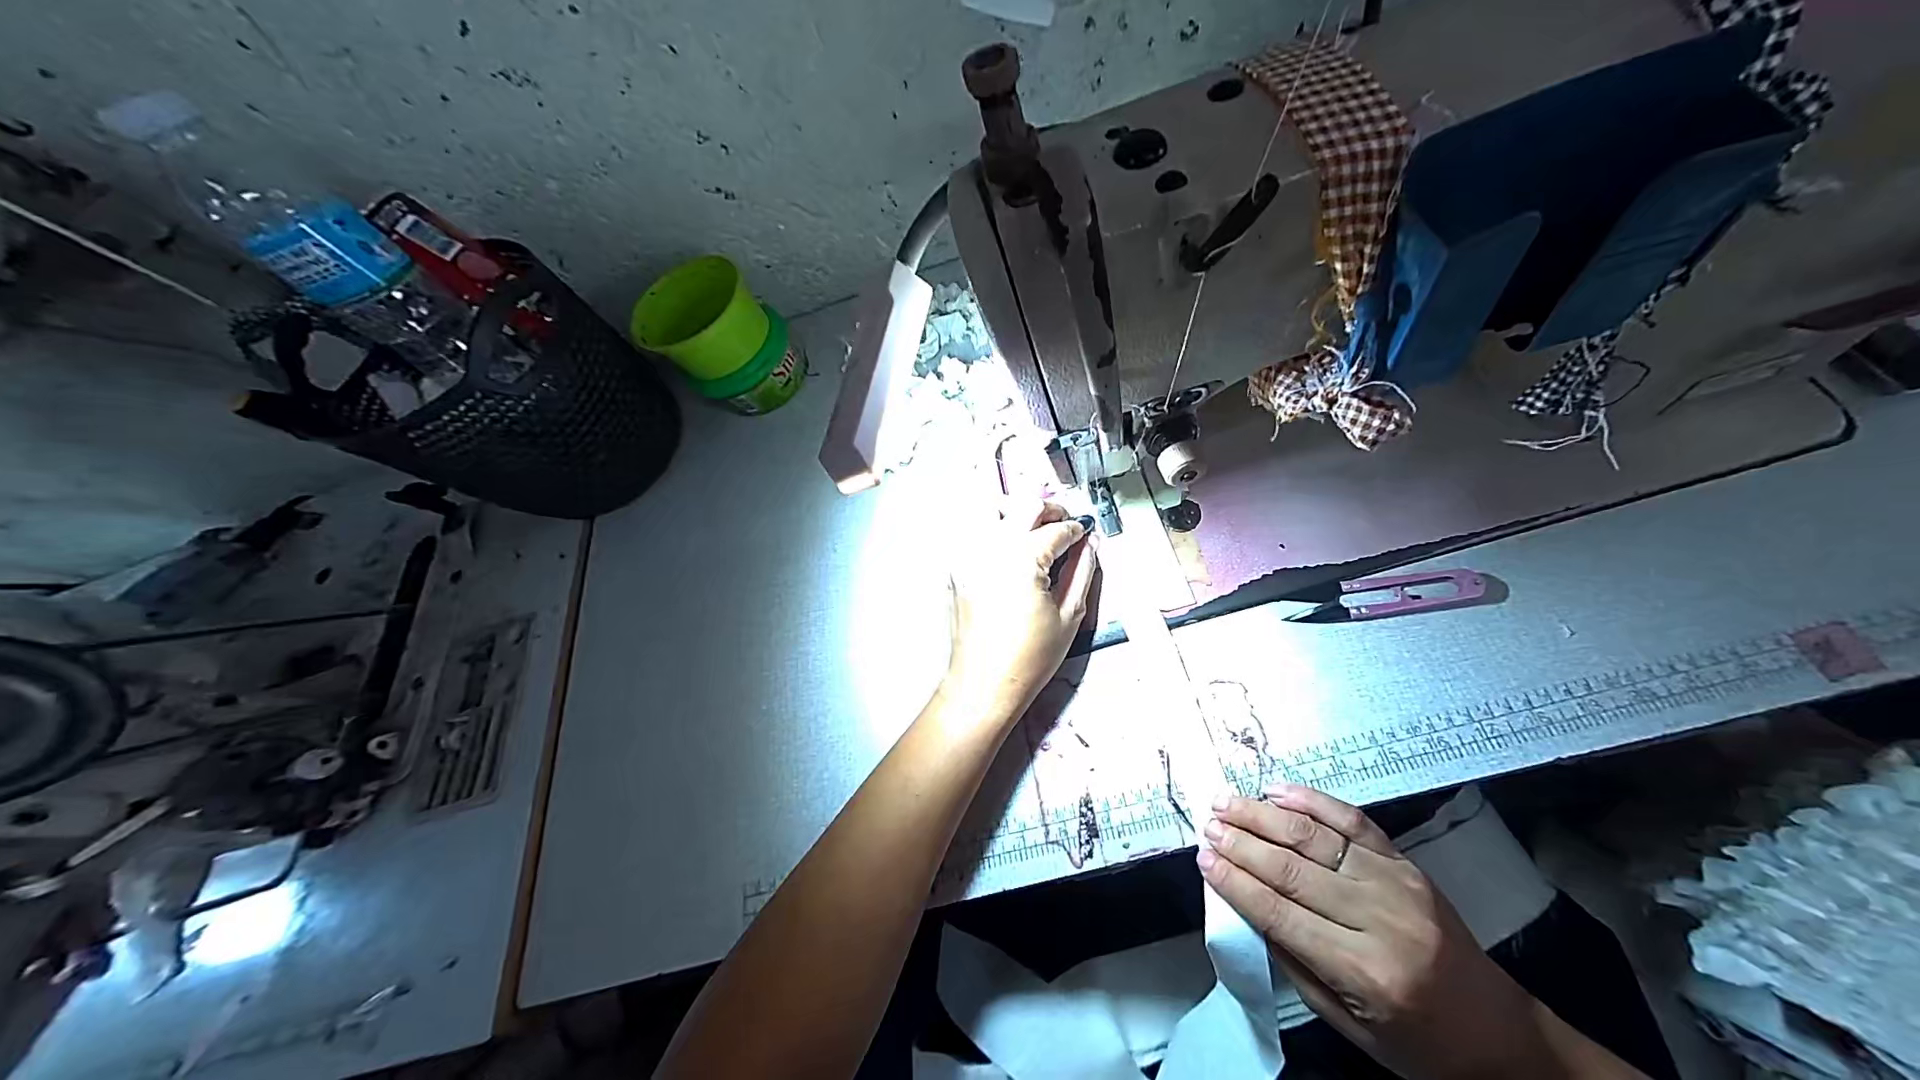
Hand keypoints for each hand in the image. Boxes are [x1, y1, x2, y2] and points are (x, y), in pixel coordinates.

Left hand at [940, 501, 1097, 724]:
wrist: (982, 684)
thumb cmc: (1022, 661)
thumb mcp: (1069, 615)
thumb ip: (1083, 572)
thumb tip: (1089, 547)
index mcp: (1022, 559)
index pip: (1056, 527)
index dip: (1076, 528)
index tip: (1083, 532)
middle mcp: (990, 551)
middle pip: (1024, 505)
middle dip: (1050, 509)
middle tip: (1063, 522)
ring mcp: (968, 557)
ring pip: (991, 508)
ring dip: (1016, 510)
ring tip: (1034, 526)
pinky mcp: (956, 568)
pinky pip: (973, 531)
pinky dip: (992, 526)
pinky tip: (1009, 543)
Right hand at [1197, 785, 1562, 1079]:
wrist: (1500, 1036)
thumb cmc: (1415, 1040)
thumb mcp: (1346, 1020)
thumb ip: (1291, 959)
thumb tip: (1243, 902)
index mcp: (1366, 972)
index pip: (1281, 914)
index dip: (1236, 883)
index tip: (1203, 858)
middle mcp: (1383, 920)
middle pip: (1294, 869)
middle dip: (1242, 843)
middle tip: (1208, 825)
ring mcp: (1399, 884)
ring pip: (1317, 838)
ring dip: (1265, 816)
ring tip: (1228, 803)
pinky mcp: (1408, 864)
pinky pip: (1354, 821)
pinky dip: (1313, 801)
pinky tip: (1279, 791)